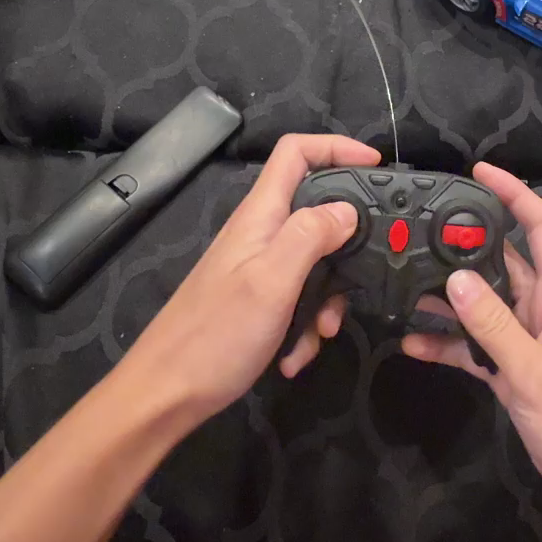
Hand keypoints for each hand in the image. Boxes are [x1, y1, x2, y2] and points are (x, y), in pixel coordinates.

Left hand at [120, 133, 378, 426]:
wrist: (165, 395)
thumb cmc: (216, 334)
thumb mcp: (272, 281)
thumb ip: (311, 235)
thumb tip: (348, 210)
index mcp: (261, 215)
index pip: (296, 153)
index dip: (336, 146)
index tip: (376, 166)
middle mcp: (261, 233)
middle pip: (317, 209)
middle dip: (347, 244)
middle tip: (365, 272)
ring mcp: (259, 267)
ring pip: (316, 262)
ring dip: (328, 298)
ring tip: (321, 333)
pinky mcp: (258, 300)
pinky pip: (300, 298)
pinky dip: (305, 325)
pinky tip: (295, 355)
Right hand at [401, 163, 541, 511]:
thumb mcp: (537, 373)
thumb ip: (495, 325)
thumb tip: (455, 277)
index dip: (515, 193)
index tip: (478, 171)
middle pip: (502, 261)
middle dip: (463, 244)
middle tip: (416, 232)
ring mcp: (526, 340)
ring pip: (482, 304)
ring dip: (447, 298)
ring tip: (401, 286)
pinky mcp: (513, 371)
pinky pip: (476, 346)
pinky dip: (448, 344)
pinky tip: (412, 345)